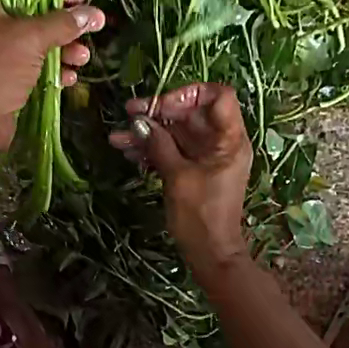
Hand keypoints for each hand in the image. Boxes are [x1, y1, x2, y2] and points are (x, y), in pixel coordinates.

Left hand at [0, 0, 104, 144]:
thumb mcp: (31, 38)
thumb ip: (63, 23)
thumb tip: (93, 14)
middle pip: (33, 11)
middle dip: (64, 22)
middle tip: (91, 22)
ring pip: (37, 41)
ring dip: (64, 47)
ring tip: (84, 57)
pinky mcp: (5, 75)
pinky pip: (34, 64)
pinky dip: (53, 68)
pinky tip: (70, 76)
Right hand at [107, 83, 252, 267]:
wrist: (209, 254)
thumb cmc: (200, 215)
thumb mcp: (178, 176)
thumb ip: (159, 144)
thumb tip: (140, 121)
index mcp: (230, 139)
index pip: (219, 96)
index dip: (190, 94)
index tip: (163, 106)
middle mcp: (221, 143)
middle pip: (192, 113)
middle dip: (159, 112)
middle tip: (128, 113)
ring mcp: (207, 157)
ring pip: (178, 132)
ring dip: (149, 132)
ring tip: (118, 138)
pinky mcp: (194, 170)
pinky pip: (174, 150)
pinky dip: (153, 149)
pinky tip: (128, 151)